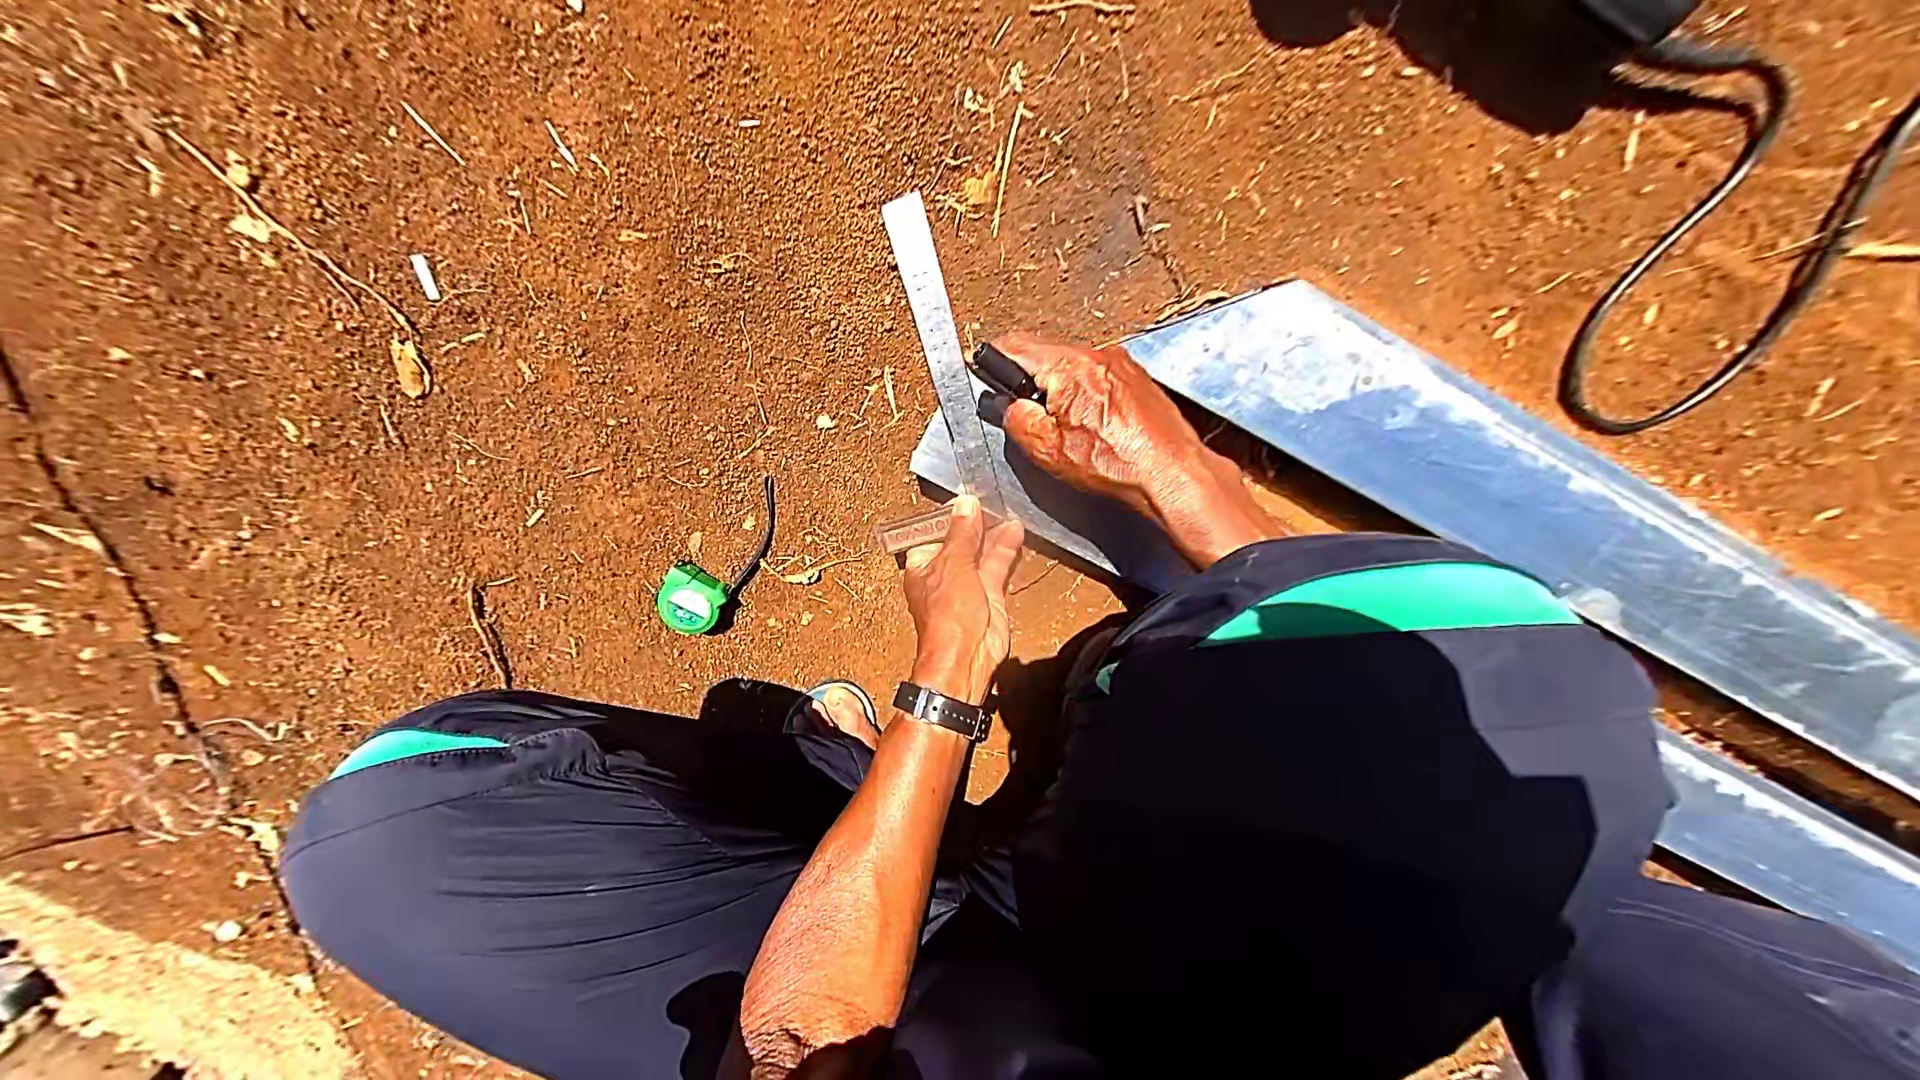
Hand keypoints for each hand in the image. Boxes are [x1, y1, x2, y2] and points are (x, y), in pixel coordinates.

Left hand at [900, 495, 1023, 706]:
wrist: (966, 656)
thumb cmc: (947, 617)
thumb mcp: (953, 563)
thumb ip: (962, 533)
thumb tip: (965, 504)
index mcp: (923, 564)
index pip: (936, 531)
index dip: (952, 515)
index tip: (967, 496)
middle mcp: (944, 573)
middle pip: (961, 539)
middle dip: (976, 521)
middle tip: (991, 498)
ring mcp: (968, 584)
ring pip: (982, 551)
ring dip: (994, 532)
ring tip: (1007, 511)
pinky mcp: (990, 594)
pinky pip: (998, 565)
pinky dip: (1007, 548)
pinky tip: (1015, 530)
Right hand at [992, 331, 1283, 567]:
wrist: (1171, 473)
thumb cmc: (1120, 465)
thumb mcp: (1047, 450)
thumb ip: (1016, 420)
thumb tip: (1009, 406)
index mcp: (1069, 366)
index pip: (1014, 345)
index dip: (993, 360)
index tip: (985, 371)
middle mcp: (1096, 354)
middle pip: (1043, 352)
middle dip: (1028, 378)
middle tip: (1027, 411)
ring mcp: (1120, 362)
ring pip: (1070, 364)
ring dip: (1058, 386)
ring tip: (1065, 425)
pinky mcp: (1134, 376)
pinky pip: (1095, 374)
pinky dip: (1084, 392)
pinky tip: (1090, 424)